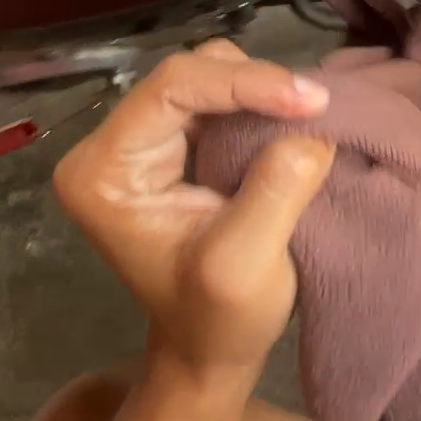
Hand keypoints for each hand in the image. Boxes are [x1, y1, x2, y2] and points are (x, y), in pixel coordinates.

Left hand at [53, 40, 335, 384]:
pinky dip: (263, 98)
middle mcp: (113, 145)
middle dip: (257, 81)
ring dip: (262, 88)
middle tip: (315, 106)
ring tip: (303, 116)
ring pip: (210, 73)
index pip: (173, 87)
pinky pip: (224, 93)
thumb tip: (311, 132)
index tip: (311, 101)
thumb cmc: (219, 319)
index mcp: (104, 171)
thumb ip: (274, 193)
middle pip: (190, 72)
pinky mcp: (178, 142)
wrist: (213, 348)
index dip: (246, 82)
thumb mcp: (243, 267)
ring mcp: (145, 141)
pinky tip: (290, 119)